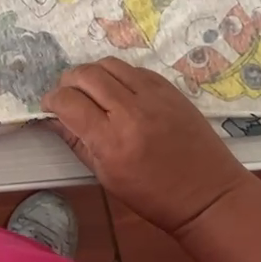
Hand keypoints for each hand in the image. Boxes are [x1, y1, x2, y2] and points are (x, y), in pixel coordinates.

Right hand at [42, 58, 256, 234]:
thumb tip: (51, 118)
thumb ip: (75, 141)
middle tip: (68, 96)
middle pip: (85, 75)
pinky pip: (135, 69)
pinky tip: (120, 92)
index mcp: (112, 140)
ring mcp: (155, 98)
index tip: (50, 108)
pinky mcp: (172, 92)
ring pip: (108, 64)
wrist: (211, 197)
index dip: (51, 101)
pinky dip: (119, 76)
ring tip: (93, 90)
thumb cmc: (153, 195)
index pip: (67, 101)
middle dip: (67, 82)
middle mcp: (132, 112)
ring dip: (92, 74)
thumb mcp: (105, 175)